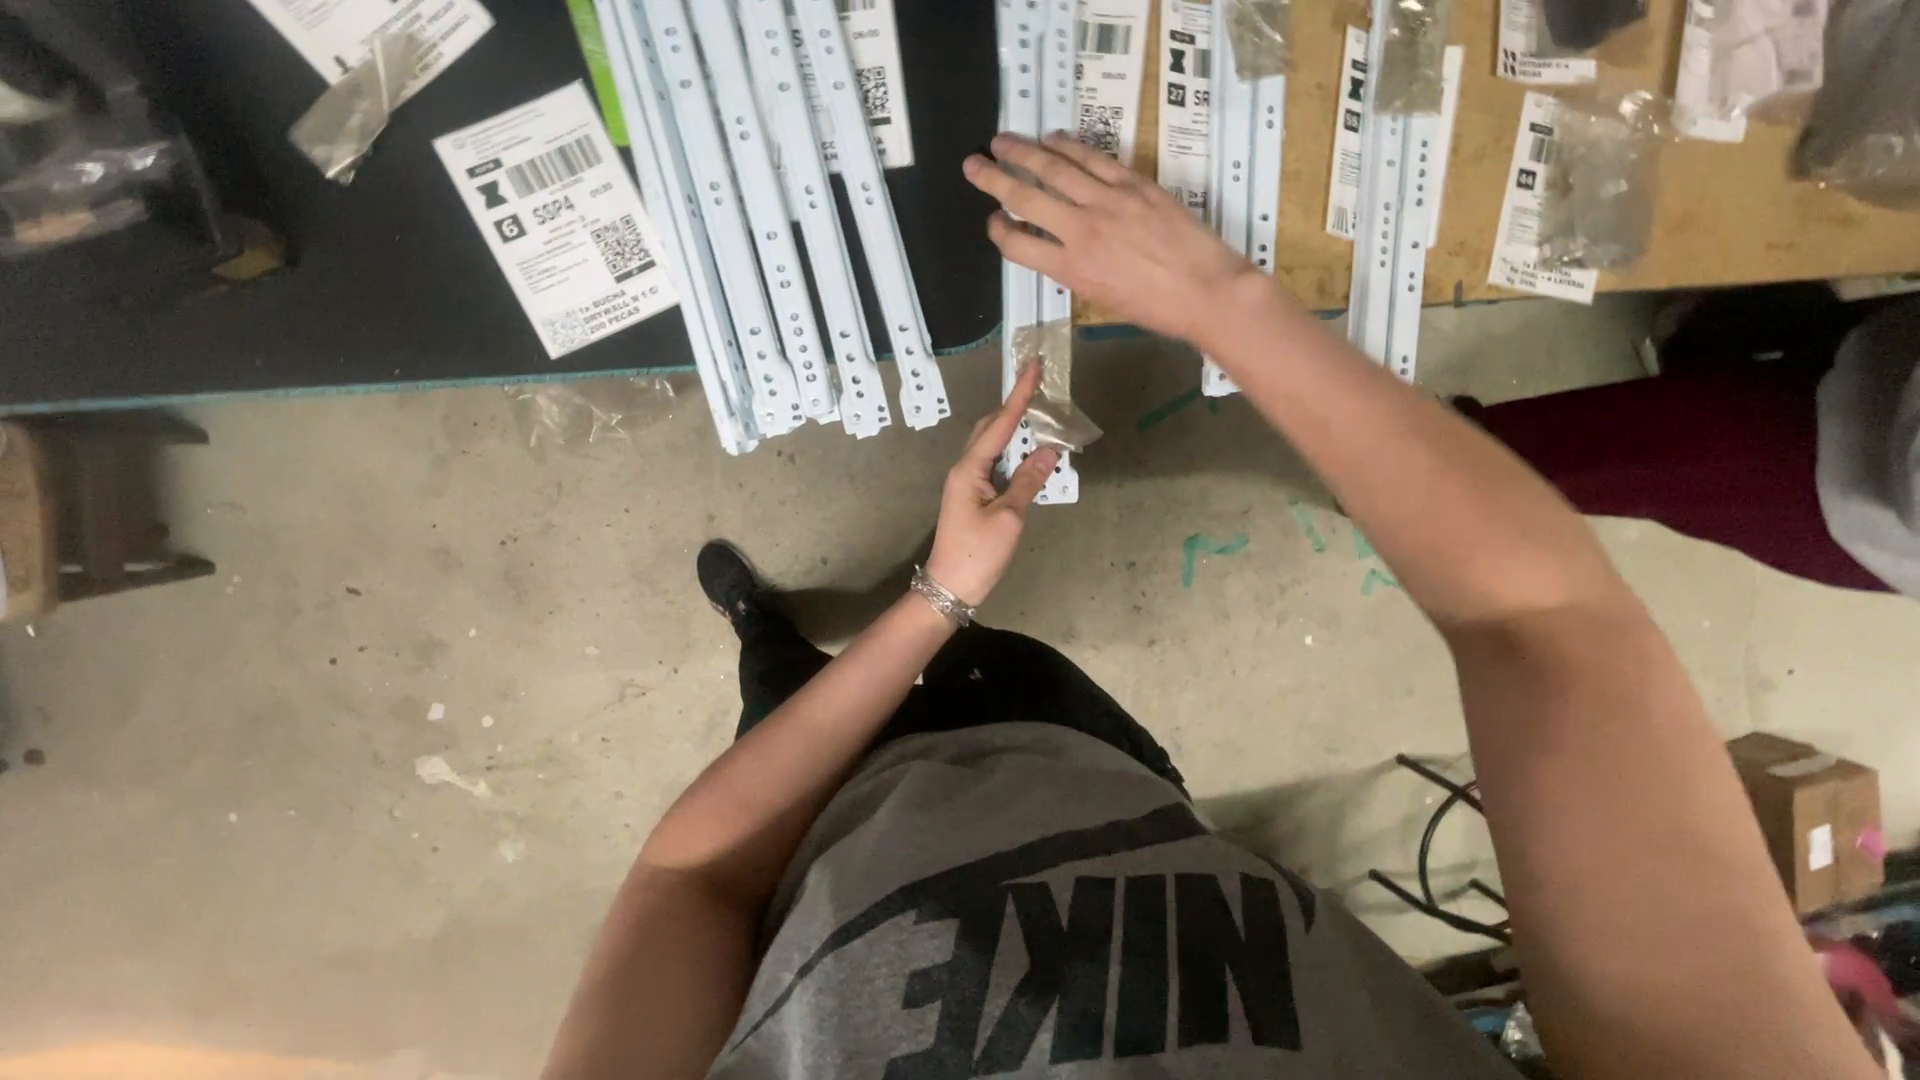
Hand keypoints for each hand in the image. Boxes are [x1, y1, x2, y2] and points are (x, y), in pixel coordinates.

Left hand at [924, 363, 1060, 606]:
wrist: (950, 587)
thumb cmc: (979, 554)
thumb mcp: (1009, 517)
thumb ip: (1029, 481)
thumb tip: (1049, 450)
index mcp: (970, 469)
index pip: (1001, 424)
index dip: (1019, 395)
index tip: (1033, 366)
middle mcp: (964, 469)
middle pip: (990, 428)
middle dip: (1013, 406)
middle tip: (1038, 387)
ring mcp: (966, 483)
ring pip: (991, 445)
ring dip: (1013, 429)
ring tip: (1037, 415)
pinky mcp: (971, 497)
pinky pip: (993, 464)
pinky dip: (1011, 453)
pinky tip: (1028, 455)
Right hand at [963, 132, 1287, 348]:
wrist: (1206, 291)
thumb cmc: (1156, 309)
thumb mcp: (1104, 300)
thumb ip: (1076, 271)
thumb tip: (1059, 249)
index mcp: (1070, 270)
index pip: (1017, 244)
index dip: (999, 230)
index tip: (993, 220)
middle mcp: (1080, 231)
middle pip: (1026, 198)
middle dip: (994, 179)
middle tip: (972, 165)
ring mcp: (1107, 202)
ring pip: (1055, 169)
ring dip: (1023, 152)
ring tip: (1001, 140)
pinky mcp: (1133, 184)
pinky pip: (1094, 158)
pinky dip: (1070, 146)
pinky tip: (1053, 139)